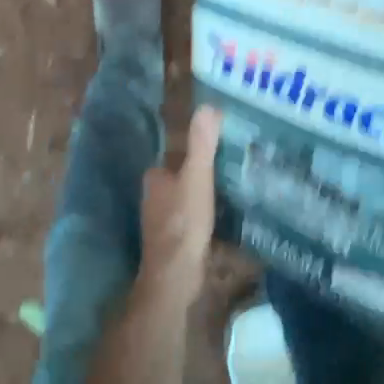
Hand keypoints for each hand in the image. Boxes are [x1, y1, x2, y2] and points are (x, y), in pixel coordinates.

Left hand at [137, 106, 222, 302]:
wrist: (174, 276)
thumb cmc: (184, 221)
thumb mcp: (197, 177)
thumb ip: (202, 144)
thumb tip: (208, 107)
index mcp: (154, 177)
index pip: (175, 157)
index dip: (195, 154)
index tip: (219, 152)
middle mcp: (152, 198)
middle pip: (180, 180)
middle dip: (199, 178)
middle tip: (230, 173)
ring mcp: (160, 223)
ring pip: (184, 202)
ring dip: (202, 200)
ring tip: (230, 196)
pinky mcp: (171, 244)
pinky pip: (189, 223)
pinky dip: (202, 221)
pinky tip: (221, 224)